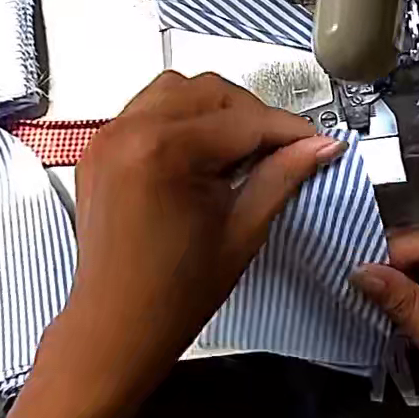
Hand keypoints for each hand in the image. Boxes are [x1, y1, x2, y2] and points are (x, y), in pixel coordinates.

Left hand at [55, 71, 346, 406]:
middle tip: (280, 149)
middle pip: (211, 92)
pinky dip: (181, 117)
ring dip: (216, 109)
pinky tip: (199, 152)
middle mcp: (128, 133)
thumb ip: (282, 177)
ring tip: (237, 150)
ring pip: (178, 89)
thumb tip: (318, 147)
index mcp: (164, 152)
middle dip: (253, 115)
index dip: (289, 130)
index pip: (245, 121)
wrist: (115, 328)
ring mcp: (108, 138)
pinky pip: (148, 108)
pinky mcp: (100, 148)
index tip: (314, 141)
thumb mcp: (242, 231)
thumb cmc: (171, 296)